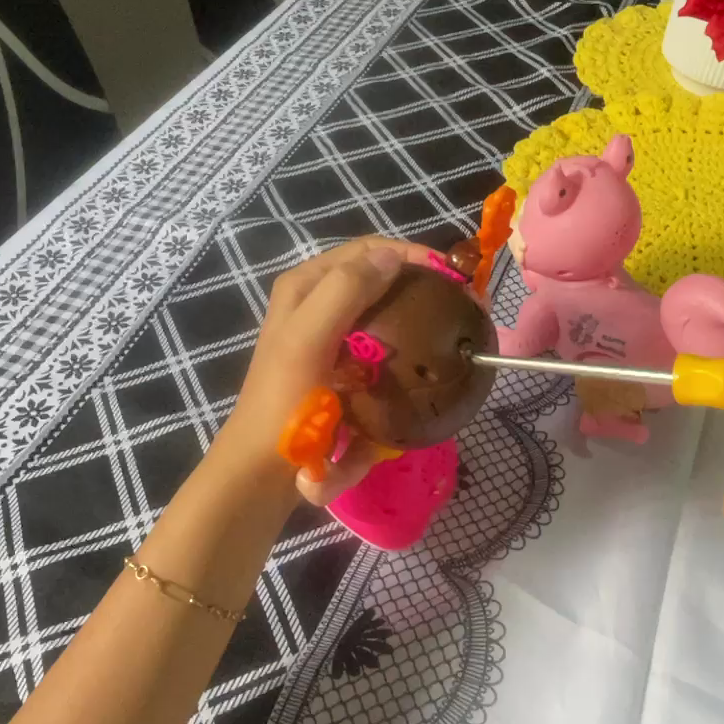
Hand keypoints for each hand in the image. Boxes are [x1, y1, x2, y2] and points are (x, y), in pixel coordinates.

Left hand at [217, 237, 438, 505]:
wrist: (262, 472)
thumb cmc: (284, 405)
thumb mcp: (308, 340)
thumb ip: (345, 291)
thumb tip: (393, 256)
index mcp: (305, 286)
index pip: (367, 251)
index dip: (411, 255)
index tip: (455, 278)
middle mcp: (315, 304)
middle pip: (378, 280)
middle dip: (419, 287)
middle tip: (461, 306)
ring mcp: (327, 339)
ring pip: (382, 315)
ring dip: (414, 319)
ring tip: (451, 333)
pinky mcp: (339, 371)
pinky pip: (380, 353)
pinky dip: (400, 355)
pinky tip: (423, 365)